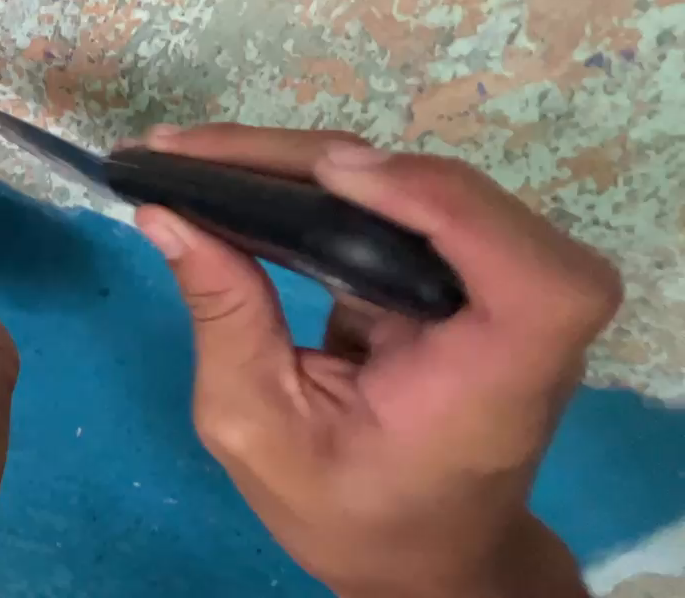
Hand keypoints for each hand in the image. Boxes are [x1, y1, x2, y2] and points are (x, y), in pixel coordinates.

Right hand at [137, 125, 620, 597]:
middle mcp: (497, 323)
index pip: (532, 282)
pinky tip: (222, 170)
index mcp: (483, 387)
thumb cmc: (343, 509)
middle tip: (183, 151)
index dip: (452, 209)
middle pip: (444, 198)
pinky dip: (290, 175)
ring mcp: (465, 289)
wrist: (415, 545)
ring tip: (186, 153)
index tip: (333, 176)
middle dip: (306, 159)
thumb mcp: (252, 427)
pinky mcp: (426, 272)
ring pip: (398, 183)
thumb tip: (163, 216)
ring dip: (287, 156)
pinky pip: (368, 200)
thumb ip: (222, 319)